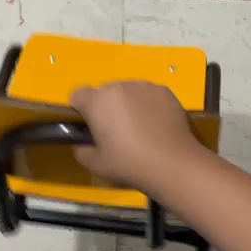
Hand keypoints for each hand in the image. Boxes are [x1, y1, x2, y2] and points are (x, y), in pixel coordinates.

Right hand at [71, 81, 208, 191]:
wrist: (172, 163)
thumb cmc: (129, 163)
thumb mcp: (95, 165)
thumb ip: (81, 150)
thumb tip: (84, 144)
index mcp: (98, 101)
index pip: (78, 95)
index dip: (82, 110)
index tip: (91, 127)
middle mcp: (120, 86)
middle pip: (105, 92)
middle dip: (106, 107)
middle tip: (116, 131)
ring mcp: (144, 86)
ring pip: (128, 91)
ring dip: (128, 103)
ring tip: (140, 128)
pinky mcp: (164, 91)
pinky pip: (149, 94)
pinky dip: (148, 104)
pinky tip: (156, 125)